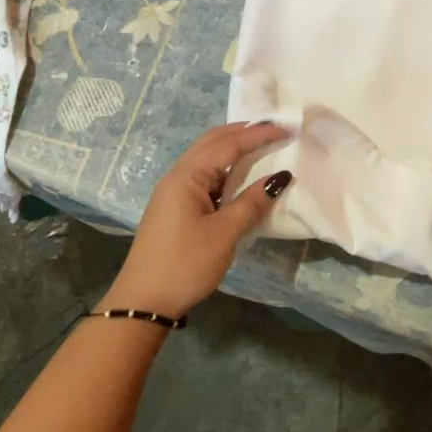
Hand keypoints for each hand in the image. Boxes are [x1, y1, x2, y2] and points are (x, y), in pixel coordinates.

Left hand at [102, 122, 292, 318]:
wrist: (144, 302)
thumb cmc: (185, 264)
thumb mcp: (224, 234)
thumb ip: (252, 202)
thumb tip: (280, 176)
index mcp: (186, 177)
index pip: (227, 144)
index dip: (258, 134)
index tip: (287, 130)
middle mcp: (177, 177)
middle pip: (212, 142)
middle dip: (243, 132)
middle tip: (274, 129)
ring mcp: (173, 192)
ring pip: (206, 158)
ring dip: (233, 148)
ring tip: (262, 145)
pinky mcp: (175, 208)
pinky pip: (204, 176)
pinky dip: (225, 168)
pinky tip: (240, 176)